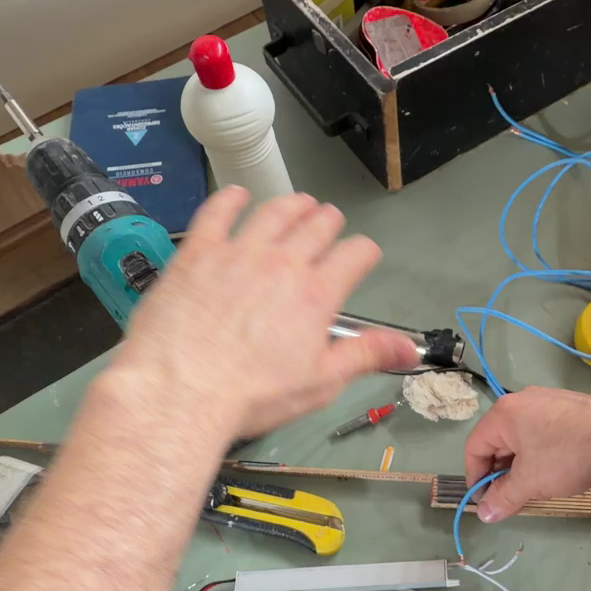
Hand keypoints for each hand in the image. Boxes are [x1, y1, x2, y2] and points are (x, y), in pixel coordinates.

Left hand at [112, 187, 417, 438]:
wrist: (179, 391)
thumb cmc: (255, 395)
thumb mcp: (321, 382)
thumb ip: (366, 355)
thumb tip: (410, 348)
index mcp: (317, 293)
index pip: (355, 255)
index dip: (365, 252)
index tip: (364, 255)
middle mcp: (283, 262)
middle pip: (316, 226)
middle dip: (329, 222)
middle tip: (330, 221)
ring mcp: (238, 252)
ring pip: (273, 213)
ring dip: (292, 204)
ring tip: (299, 202)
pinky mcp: (197, 253)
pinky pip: (217, 213)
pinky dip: (230, 199)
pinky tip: (236, 195)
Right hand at [463, 387, 590, 522]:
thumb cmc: (567, 455)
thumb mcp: (530, 482)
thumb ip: (503, 498)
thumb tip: (484, 514)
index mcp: (504, 413)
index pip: (475, 447)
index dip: (475, 477)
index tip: (485, 501)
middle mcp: (521, 400)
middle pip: (498, 441)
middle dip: (500, 473)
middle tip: (510, 498)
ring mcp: (546, 400)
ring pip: (521, 438)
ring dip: (521, 465)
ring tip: (534, 487)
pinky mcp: (568, 406)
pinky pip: (542, 432)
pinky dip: (539, 453)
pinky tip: (555, 470)